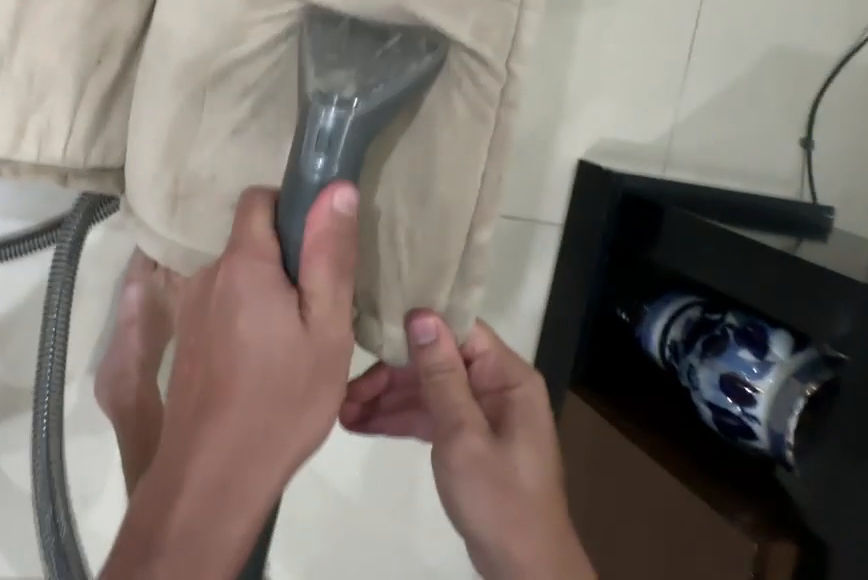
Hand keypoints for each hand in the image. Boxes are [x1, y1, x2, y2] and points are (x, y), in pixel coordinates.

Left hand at [158, 182, 361, 500]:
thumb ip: (329, 256)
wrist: (214, 474)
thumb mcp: (326, 328)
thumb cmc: (282, 398)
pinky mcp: (187, 339)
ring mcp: (192, 308)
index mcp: (243, 263)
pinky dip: (248, 318)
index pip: (258, 199)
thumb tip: (337, 188)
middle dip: (286, 259)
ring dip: (267, 293)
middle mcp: (208, 274)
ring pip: (238, 277)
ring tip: (298, 340)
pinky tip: (268, 362)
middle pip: (251, 241)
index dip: (291, 207)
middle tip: (320, 305)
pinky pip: (223, 307)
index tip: (321, 244)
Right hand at [342, 313, 592, 579]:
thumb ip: (440, 375)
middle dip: (390, 375)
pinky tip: (360, 424)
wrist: (524, 570)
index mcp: (506, 376)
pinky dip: (398, 420)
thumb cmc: (500, 499)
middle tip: (347, 390)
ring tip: (343, 411)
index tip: (375, 327)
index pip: (458, 330)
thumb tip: (421, 314)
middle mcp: (494, 385)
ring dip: (386, 400)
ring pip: (426, 389)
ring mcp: (480, 412)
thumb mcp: (463, 435)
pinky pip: (428, 415)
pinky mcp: (467, 436)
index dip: (417, 325)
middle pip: (434, 361)